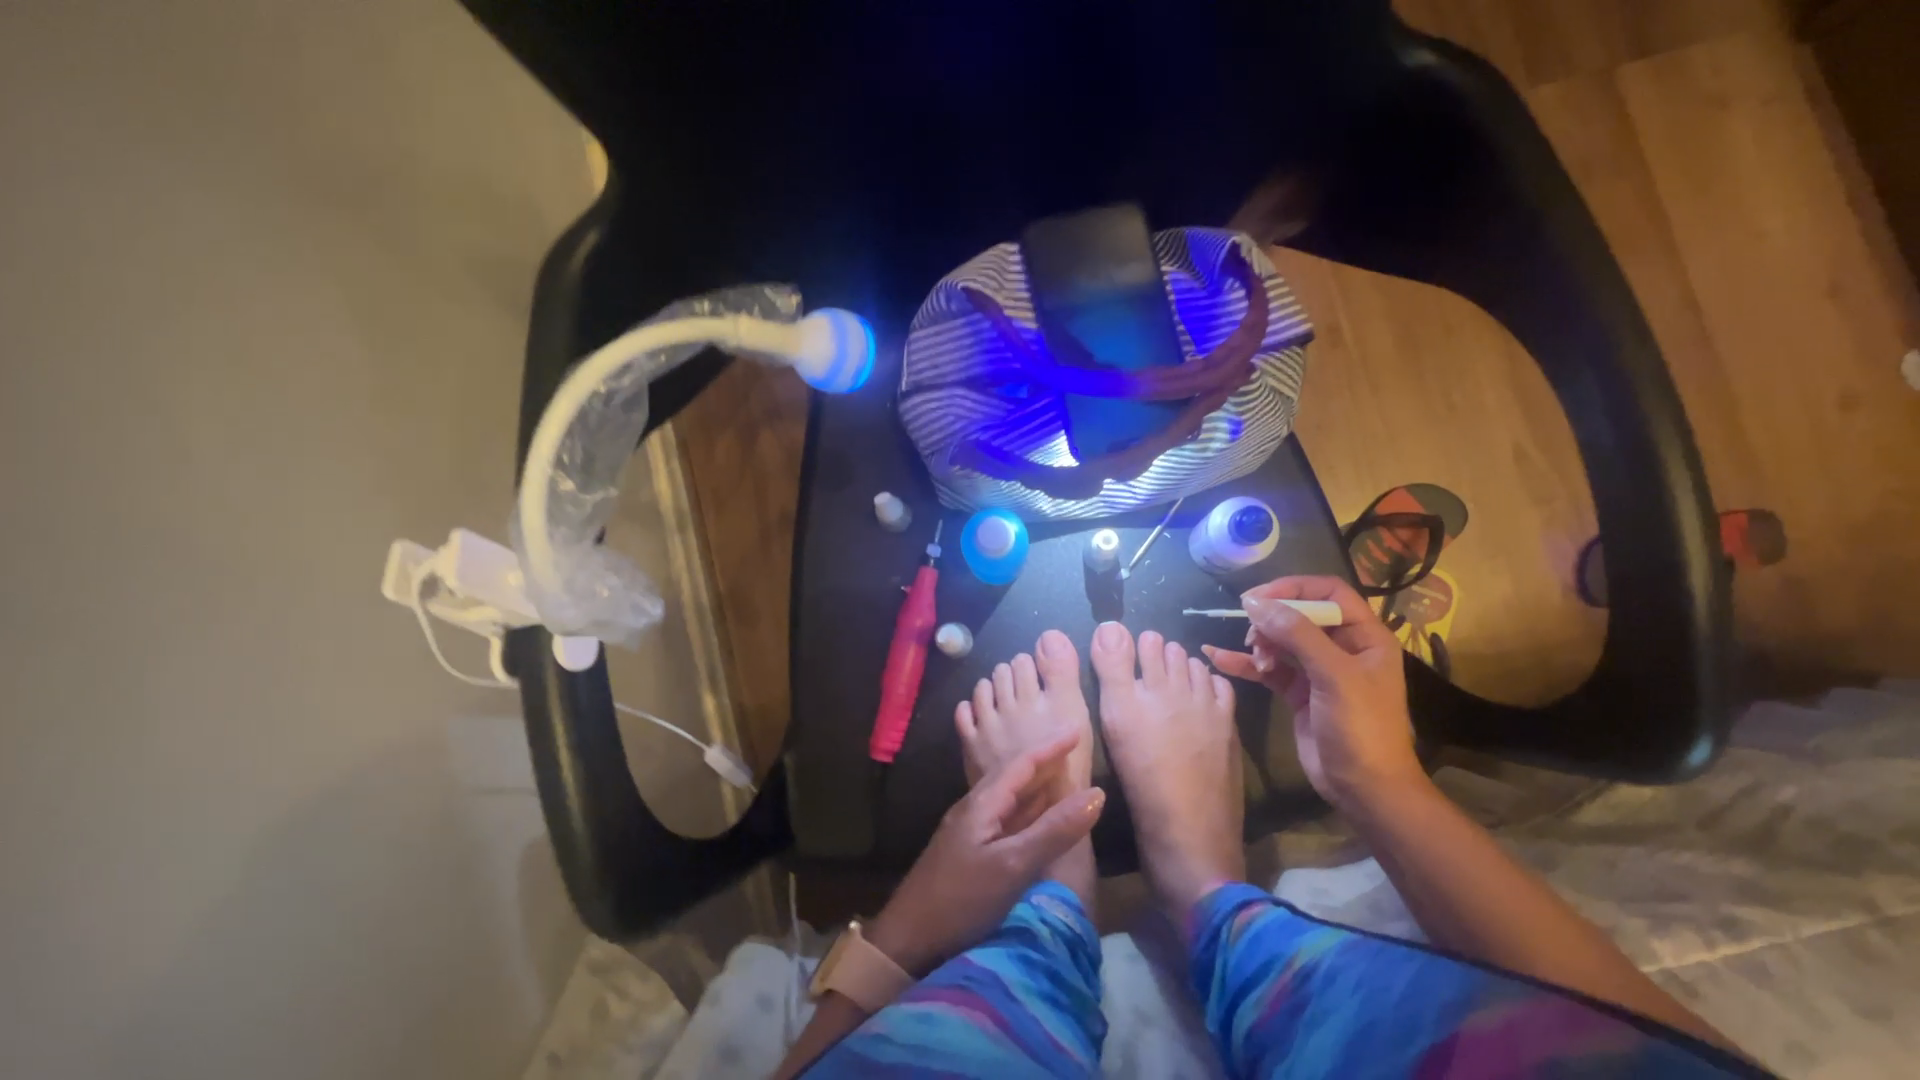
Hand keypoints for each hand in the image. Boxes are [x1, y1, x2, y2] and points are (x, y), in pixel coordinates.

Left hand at [866, 733, 1104, 975]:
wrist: (909, 939)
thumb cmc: (961, 898)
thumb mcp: (1013, 865)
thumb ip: (1054, 830)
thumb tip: (1097, 793)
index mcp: (982, 804)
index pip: (1021, 764)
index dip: (1050, 747)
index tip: (1077, 729)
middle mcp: (974, 810)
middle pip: (1014, 776)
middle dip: (1044, 761)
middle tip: (1076, 751)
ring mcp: (970, 832)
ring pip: (1010, 799)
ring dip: (1037, 787)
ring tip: (1066, 779)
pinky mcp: (971, 854)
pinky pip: (1006, 820)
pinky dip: (1029, 813)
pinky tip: (1039, 821)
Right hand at [1203, 576, 1423, 811]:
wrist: (1365, 788)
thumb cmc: (1361, 727)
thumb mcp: (1333, 676)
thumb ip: (1297, 635)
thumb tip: (1255, 603)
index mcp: (1365, 636)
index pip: (1329, 593)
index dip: (1294, 588)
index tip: (1259, 598)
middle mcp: (1343, 648)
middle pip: (1300, 614)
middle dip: (1273, 620)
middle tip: (1253, 633)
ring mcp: (1320, 671)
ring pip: (1282, 640)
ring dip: (1261, 642)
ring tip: (1255, 657)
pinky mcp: (1299, 693)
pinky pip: (1269, 668)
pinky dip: (1246, 663)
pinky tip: (1218, 657)